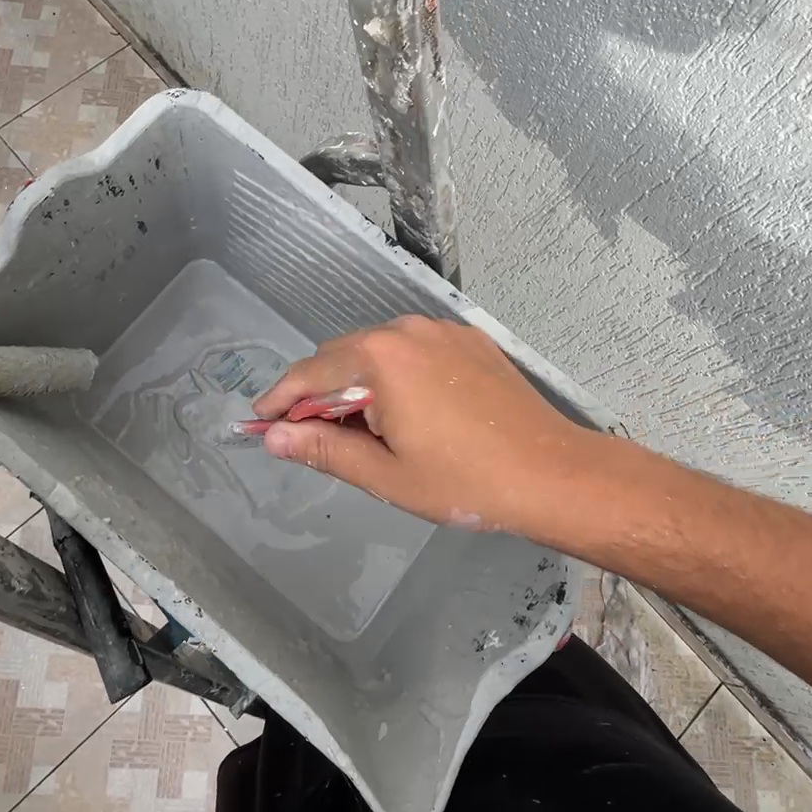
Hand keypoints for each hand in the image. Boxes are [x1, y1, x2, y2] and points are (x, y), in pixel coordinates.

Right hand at [251, 316, 600, 532]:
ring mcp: (442, 330)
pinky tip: (409, 410)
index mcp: (381, 357)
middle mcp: (407, 329)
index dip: (281, 399)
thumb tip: (273, 436)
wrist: (552, 473)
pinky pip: (414, 350)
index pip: (310, 373)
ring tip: (366, 430)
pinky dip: (396, 374)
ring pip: (378, 351)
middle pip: (342, 356)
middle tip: (312, 437)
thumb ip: (323, 449)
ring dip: (359, 383)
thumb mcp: (385, 474)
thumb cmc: (463, 482)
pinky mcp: (469, 339)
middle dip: (320, 393)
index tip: (260, 420)